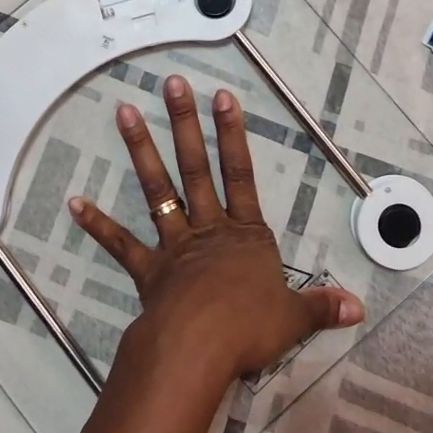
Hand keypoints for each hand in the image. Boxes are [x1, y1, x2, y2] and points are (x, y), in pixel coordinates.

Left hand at [66, 75, 365, 380]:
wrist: (201, 348)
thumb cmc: (249, 327)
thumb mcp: (294, 317)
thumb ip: (322, 307)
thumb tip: (359, 307)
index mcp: (246, 235)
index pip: (241, 173)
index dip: (233, 134)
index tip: (222, 96)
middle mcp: (209, 229)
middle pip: (196, 167)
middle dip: (185, 123)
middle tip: (172, 84)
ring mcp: (175, 246)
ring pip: (157, 189)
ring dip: (141, 149)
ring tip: (123, 112)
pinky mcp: (148, 270)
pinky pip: (120, 244)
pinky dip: (97, 224)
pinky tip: (73, 202)